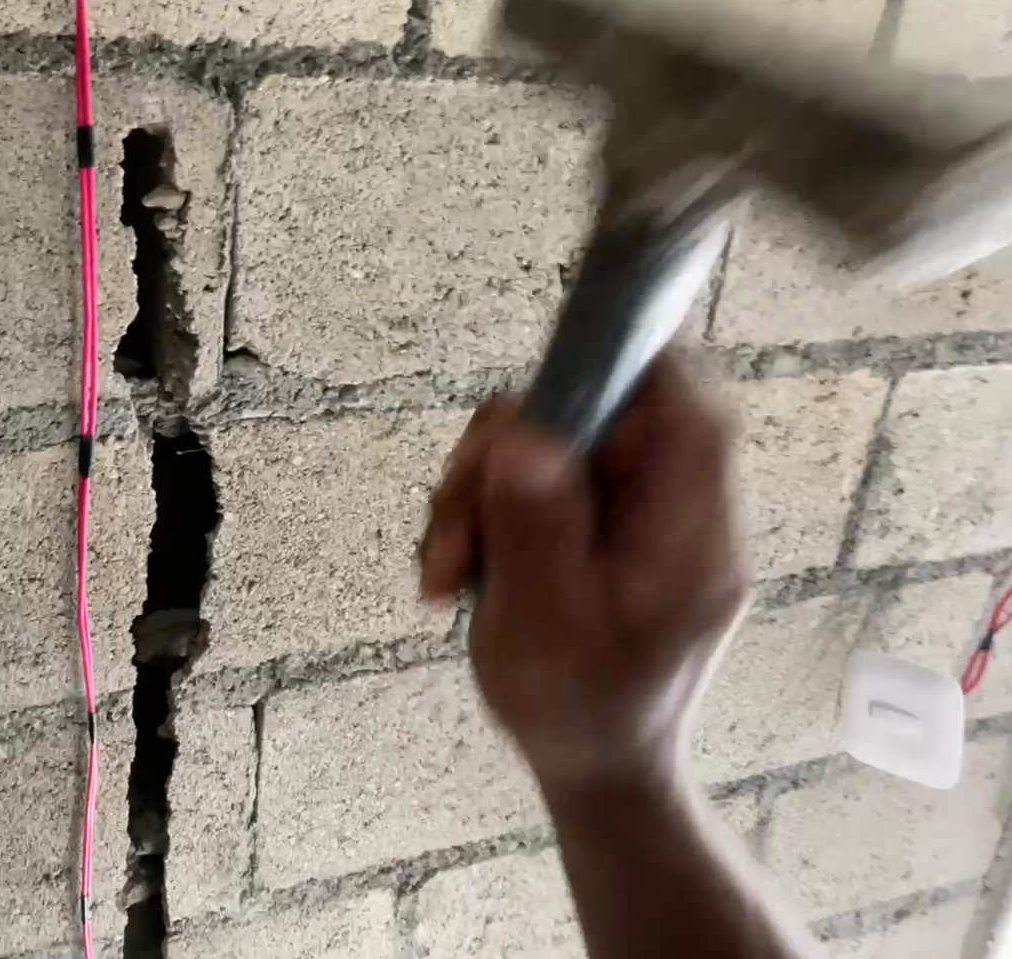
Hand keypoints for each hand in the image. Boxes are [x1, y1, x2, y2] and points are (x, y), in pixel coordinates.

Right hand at [419, 354, 748, 790]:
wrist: (586, 761)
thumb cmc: (573, 706)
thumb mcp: (544, 624)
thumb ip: (536, 530)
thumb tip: (521, 437)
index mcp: (684, 535)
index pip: (683, 414)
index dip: (626, 366)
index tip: (544, 364)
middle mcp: (658, 512)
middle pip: (578, 427)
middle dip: (492, 463)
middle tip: (449, 525)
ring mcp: (615, 518)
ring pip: (529, 454)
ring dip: (468, 499)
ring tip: (441, 570)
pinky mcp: (576, 527)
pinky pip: (514, 486)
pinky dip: (471, 518)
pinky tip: (450, 570)